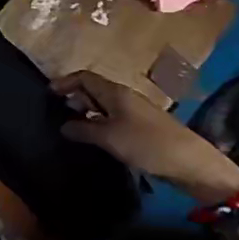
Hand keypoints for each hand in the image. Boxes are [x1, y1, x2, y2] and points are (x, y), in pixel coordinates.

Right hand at [53, 71, 238, 204]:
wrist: (189, 162)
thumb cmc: (147, 144)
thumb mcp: (110, 138)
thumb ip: (84, 130)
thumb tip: (63, 126)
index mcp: (116, 92)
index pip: (85, 77)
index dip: (66, 82)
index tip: (48, 93)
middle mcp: (124, 97)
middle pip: (94, 89)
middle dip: (75, 97)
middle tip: (58, 113)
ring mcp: (134, 112)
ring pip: (103, 106)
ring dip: (87, 113)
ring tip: (72, 129)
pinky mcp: (141, 128)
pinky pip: (113, 119)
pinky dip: (99, 124)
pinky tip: (95, 140)